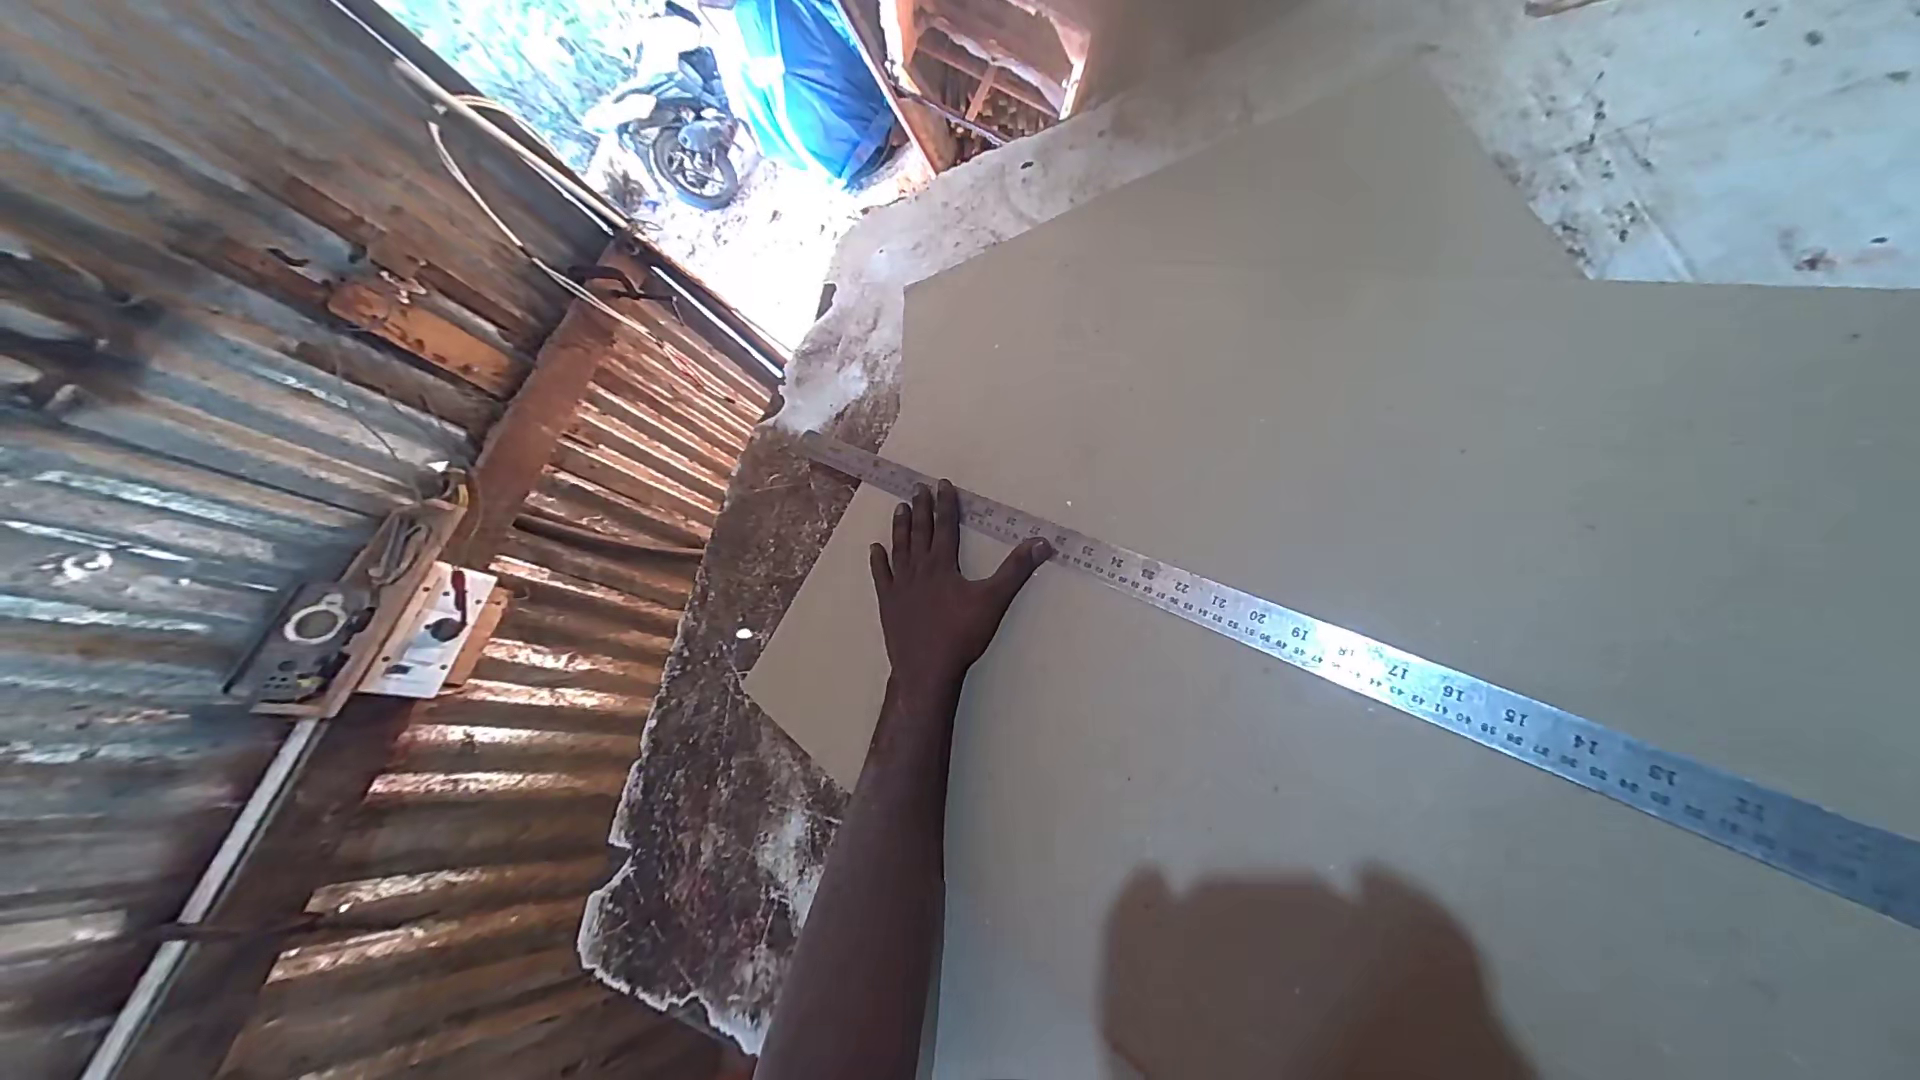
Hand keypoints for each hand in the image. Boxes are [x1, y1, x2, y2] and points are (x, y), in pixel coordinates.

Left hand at [869, 480, 1051, 695]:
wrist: (926, 667)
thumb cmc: (961, 634)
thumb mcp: (994, 600)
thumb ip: (1016, 570)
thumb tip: (1041, 542)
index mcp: (943, 565)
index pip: (946, 526)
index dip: (946, 504)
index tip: (942, 484)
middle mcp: (919, 568)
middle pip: (920, 532)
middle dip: (921, 508)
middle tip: (918, 488)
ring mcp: (900, 585)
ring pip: (900, 548)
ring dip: (900, 527)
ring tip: (899, 507)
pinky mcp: (888, 603)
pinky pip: (881, 576)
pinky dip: (878, 561)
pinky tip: (875, 549)